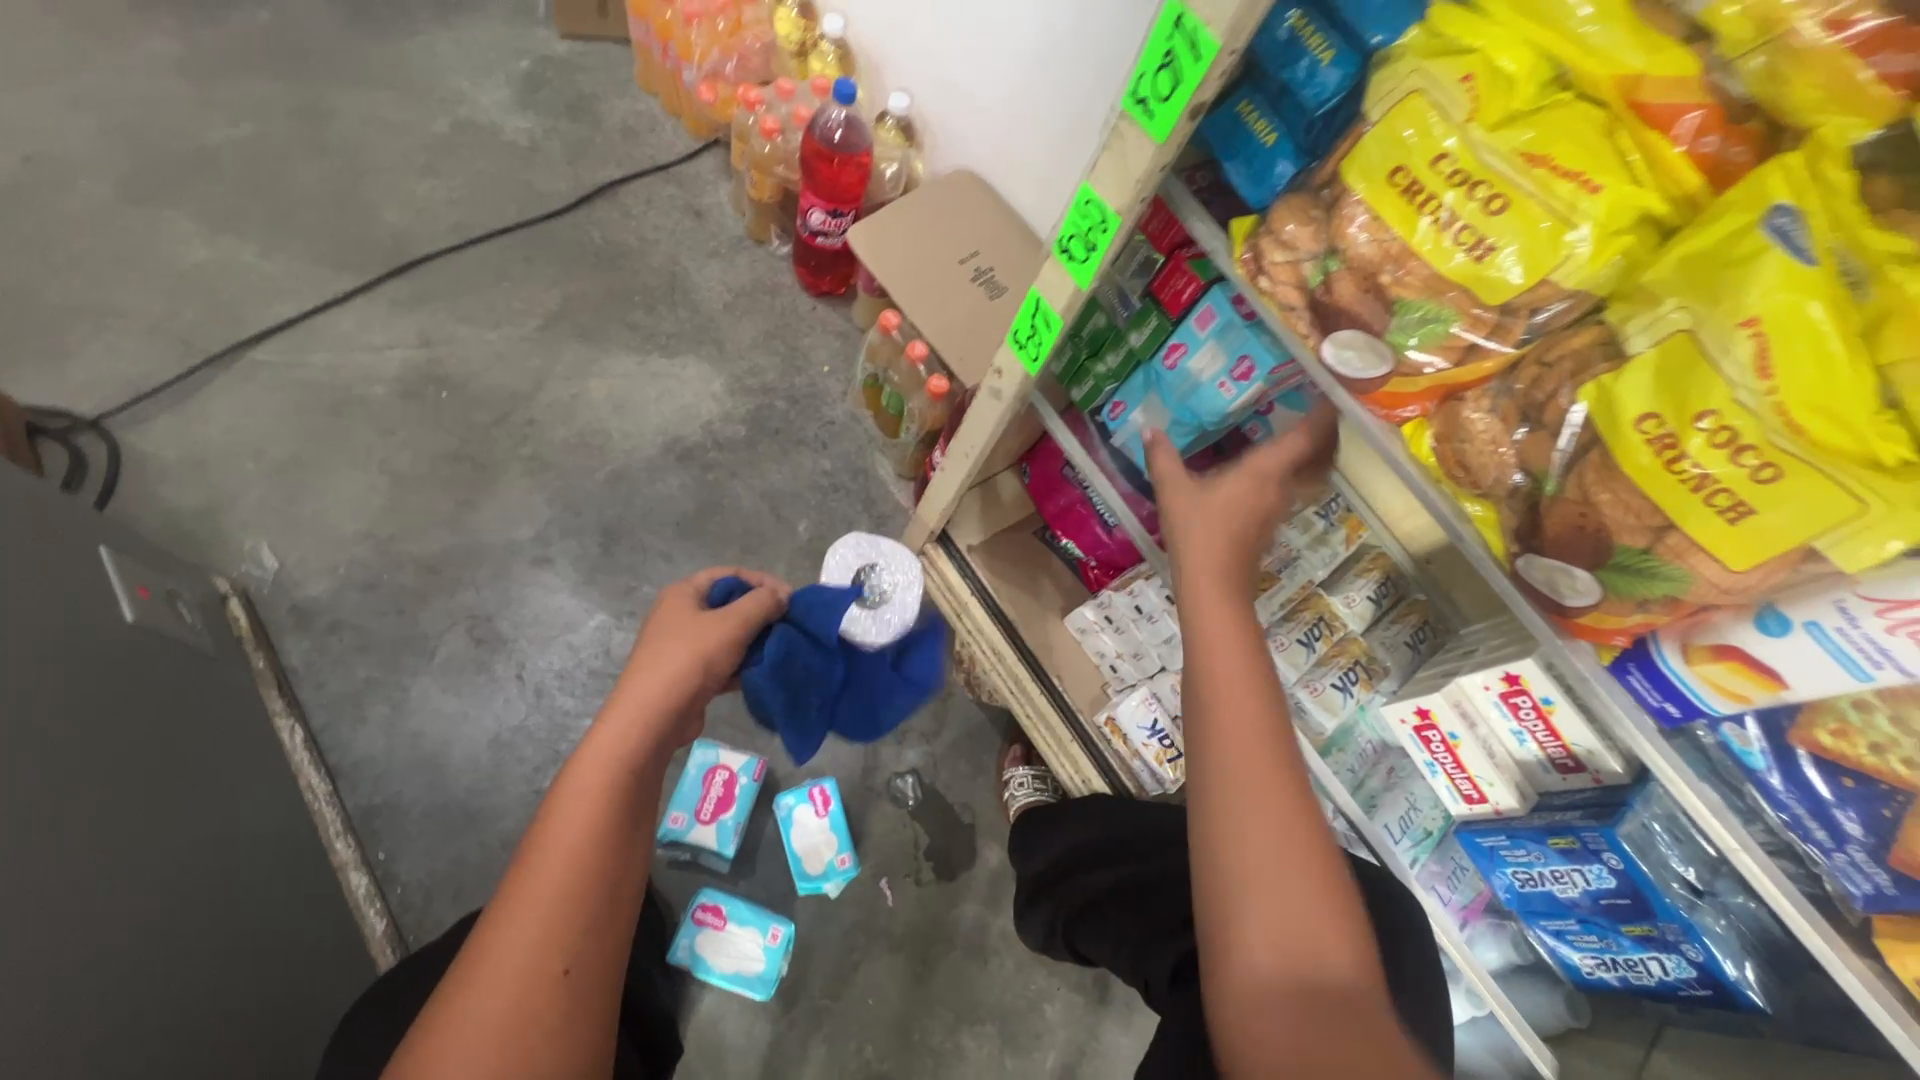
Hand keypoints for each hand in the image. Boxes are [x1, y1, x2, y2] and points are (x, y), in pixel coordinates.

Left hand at [607, 567, 791, 748]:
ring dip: (755, 641)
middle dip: (761, 613)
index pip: (729, 574)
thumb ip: (762, 603)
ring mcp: (684, 648)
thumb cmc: (691, 659)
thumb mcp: (732, 624)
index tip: (790, 597)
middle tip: (789, 624)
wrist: (654, 718)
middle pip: (729, 605)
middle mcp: (681, 616)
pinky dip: (743, 665)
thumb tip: (783, 595)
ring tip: (781, 648)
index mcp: (684, 594)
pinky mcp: (691, 676)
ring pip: (728, 636)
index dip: (762, 581)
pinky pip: (724, 663)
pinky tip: (763, 672)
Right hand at [1146, 401, 1338, 599]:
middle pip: (1320, 455)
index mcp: (1264, 470)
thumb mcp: (1173, 491)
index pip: (1308, 435)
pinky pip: (1292, 489)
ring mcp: (1279, 508)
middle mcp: (1281, 486)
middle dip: (1326, 432)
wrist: (1212, 587)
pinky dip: (1294, 472)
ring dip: (1312, 454)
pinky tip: (1270, 471)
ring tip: (1300, 434)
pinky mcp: (1270, 525)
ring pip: (1309, 474)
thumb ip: (1162, 458)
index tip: (1329, 389)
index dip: (1323, 412)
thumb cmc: (1197, 533)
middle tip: (1320, 408)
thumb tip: (1150, 430)